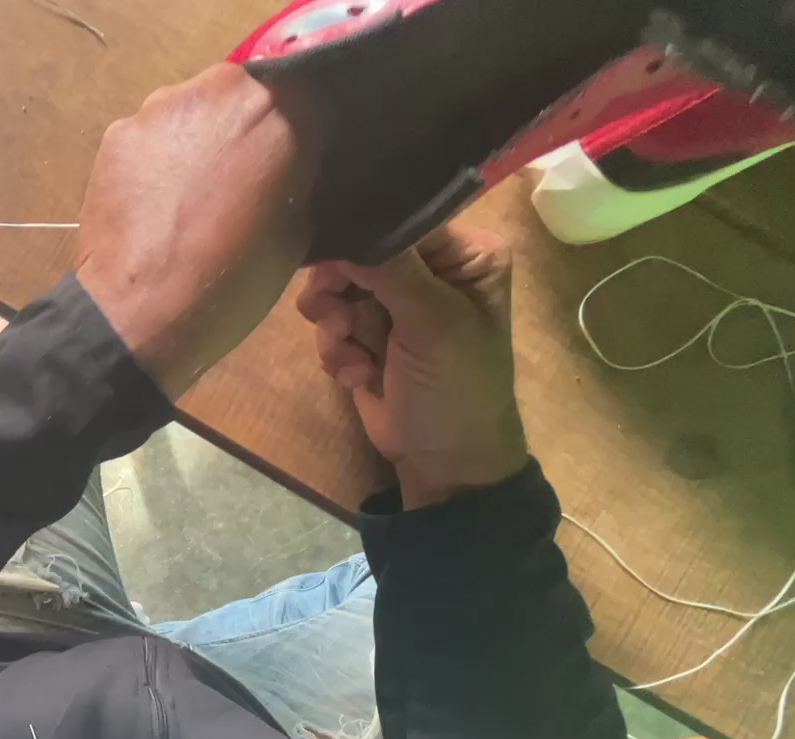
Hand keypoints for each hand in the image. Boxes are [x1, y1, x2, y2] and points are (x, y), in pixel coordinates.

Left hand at [76, 64, 314, 398]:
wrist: (139, 317)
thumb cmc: (228, 285)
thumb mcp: (297, 234)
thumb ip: (301, 179)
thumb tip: (296, 167)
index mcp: (284, 107)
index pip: (308, 96)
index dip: (299, 133)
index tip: (290, 165)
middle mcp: (223, 87)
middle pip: (242, 98)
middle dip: (241, 135)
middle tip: (233, 186)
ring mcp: (162, 107)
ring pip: (191, 115)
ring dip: (195, 146)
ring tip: (185, 201)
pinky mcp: (117, 135)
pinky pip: (149, 141)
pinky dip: (154, 165)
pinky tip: (150, 206)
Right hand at [295, 226, 527, 508]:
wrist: (441, 457)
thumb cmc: (455, 387)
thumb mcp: (432, 324)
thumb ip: (391, 272)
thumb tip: (345, 229)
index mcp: (465, 255)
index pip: (400, 224)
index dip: (360, 242)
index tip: (330, 265)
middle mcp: (428, 274)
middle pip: (358, 258)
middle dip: (339, 294)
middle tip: (336, 321)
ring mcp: (393, 309)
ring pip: (336, 295)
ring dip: (334, 330)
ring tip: (353, 357)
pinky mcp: (365, 340)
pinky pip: (330, 330)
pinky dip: (337, 354)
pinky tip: (357, 376)